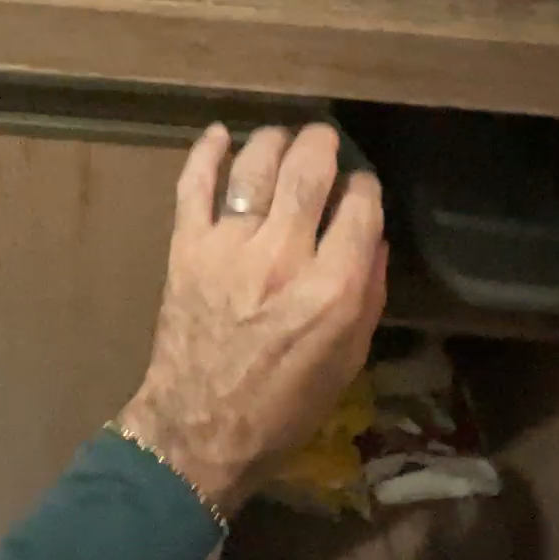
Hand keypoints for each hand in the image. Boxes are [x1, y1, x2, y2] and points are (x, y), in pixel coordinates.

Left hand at [118, 122, 387, 517]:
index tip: (360, 183)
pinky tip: (219, 134)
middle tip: (324, 138)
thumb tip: (371, 237)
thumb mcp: (348, 360)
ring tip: (282, 136)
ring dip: (272, 141)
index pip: (359, 208)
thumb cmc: (283, 404)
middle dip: (322, 144)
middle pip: (307, 173)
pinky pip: (194, 185)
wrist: (200, 425)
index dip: (364, 185)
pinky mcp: (187, 247)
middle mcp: (282, 258)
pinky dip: (205, 153)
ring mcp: (228, 247)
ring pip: (254, 168)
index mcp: (331, 291)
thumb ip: (367, 294)